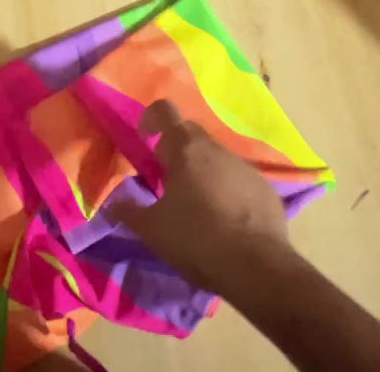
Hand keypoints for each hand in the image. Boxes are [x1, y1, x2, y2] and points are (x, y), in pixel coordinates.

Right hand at [106, 99, 296, 293]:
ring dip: (203, 170)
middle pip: (191, 133)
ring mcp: (246, 168)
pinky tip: (227, 221)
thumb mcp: (152, 229)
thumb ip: (128, 210)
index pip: (165, 110)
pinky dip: (228, 190)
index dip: (151, 118)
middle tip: (167, 177)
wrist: (258, 269)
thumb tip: (112, 203)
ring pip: (217, 158)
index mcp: (185, 148)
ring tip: (198, 204)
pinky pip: (240, 180)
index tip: (145, 138)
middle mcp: (217, 149)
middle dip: (176, 148)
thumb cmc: (197, 239)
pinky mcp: (267, 190)